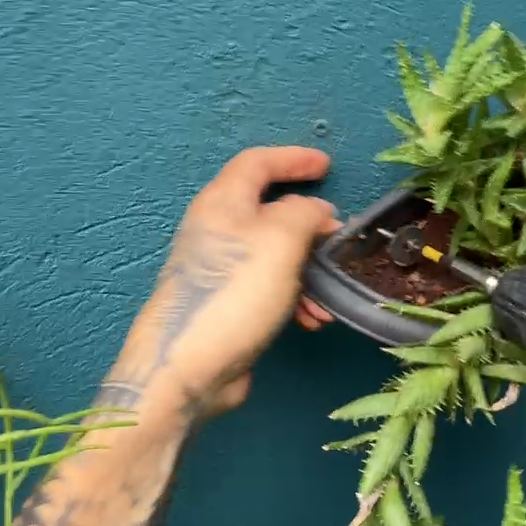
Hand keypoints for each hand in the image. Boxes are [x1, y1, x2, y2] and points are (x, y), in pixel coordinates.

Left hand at [125, 147, 338, 419]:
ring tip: (329, 297)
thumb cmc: (236, 291)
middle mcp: (218, 231)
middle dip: (310, 226)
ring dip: (310, 271)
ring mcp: (221, 270)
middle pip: (270, 211)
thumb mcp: (281, 239)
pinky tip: (312, 321)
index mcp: (223, 202)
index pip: (258, 163)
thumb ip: (306, 213)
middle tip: (337, 238)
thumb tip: (319, 212)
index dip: (293, 159)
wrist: (188, 366)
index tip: (326, 165)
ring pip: (277, 255)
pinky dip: (296, 297)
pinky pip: (271, 288)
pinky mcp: (228, 304)